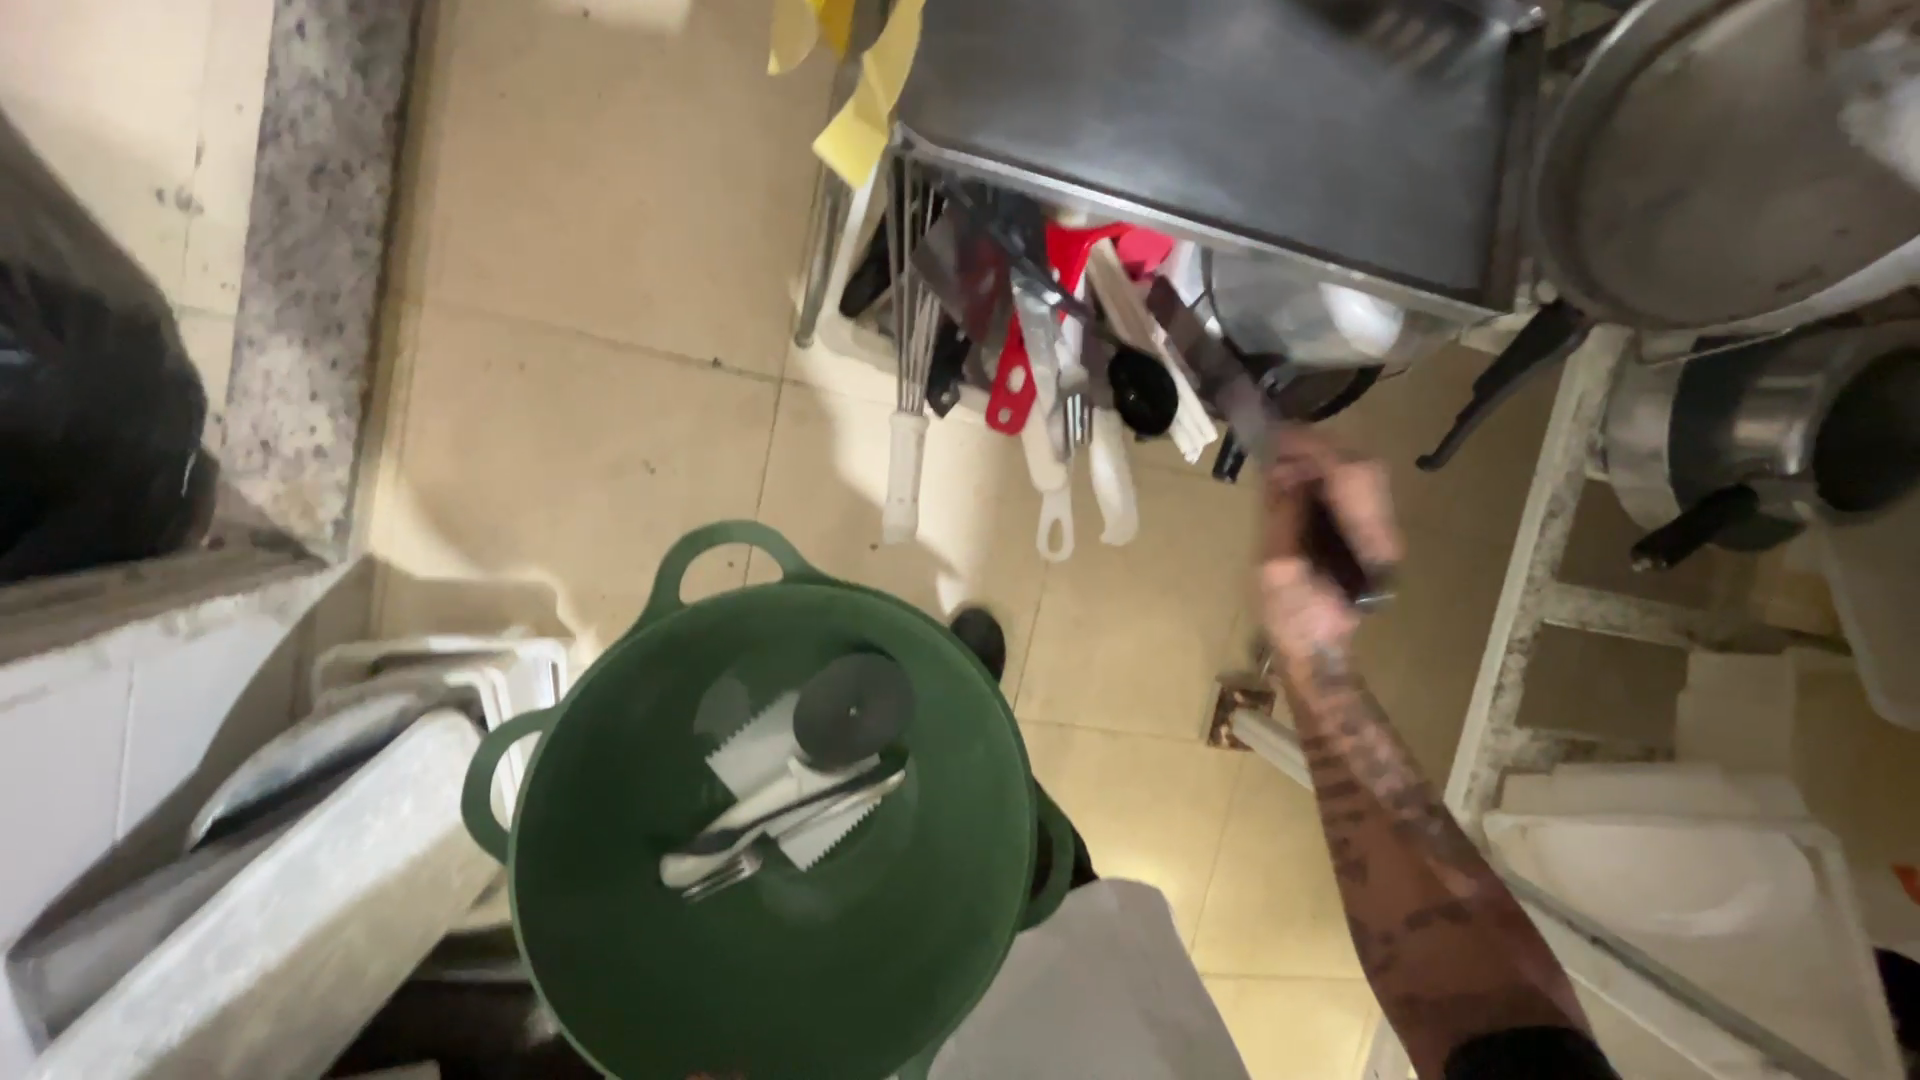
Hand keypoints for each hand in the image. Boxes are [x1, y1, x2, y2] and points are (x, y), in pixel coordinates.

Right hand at [1258, 426, 1400, 663]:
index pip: (1350, 475)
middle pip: (1362, 466)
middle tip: (1277, 443)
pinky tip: (1295, 477)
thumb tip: (1282, 472)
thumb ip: (1283, 519)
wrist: (1318, 653)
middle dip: (1319, 447)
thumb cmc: (1293, 621)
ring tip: (1281, 458)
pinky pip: (1350, 490)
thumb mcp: (1275, 570)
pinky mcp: (1367, 533)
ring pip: (1361, 474)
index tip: (1281, 434)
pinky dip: (1322, 474)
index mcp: (1365, 542)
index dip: (1316, 448)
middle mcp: (1381, 531)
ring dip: (1320, 458)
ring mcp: (1378, 531)